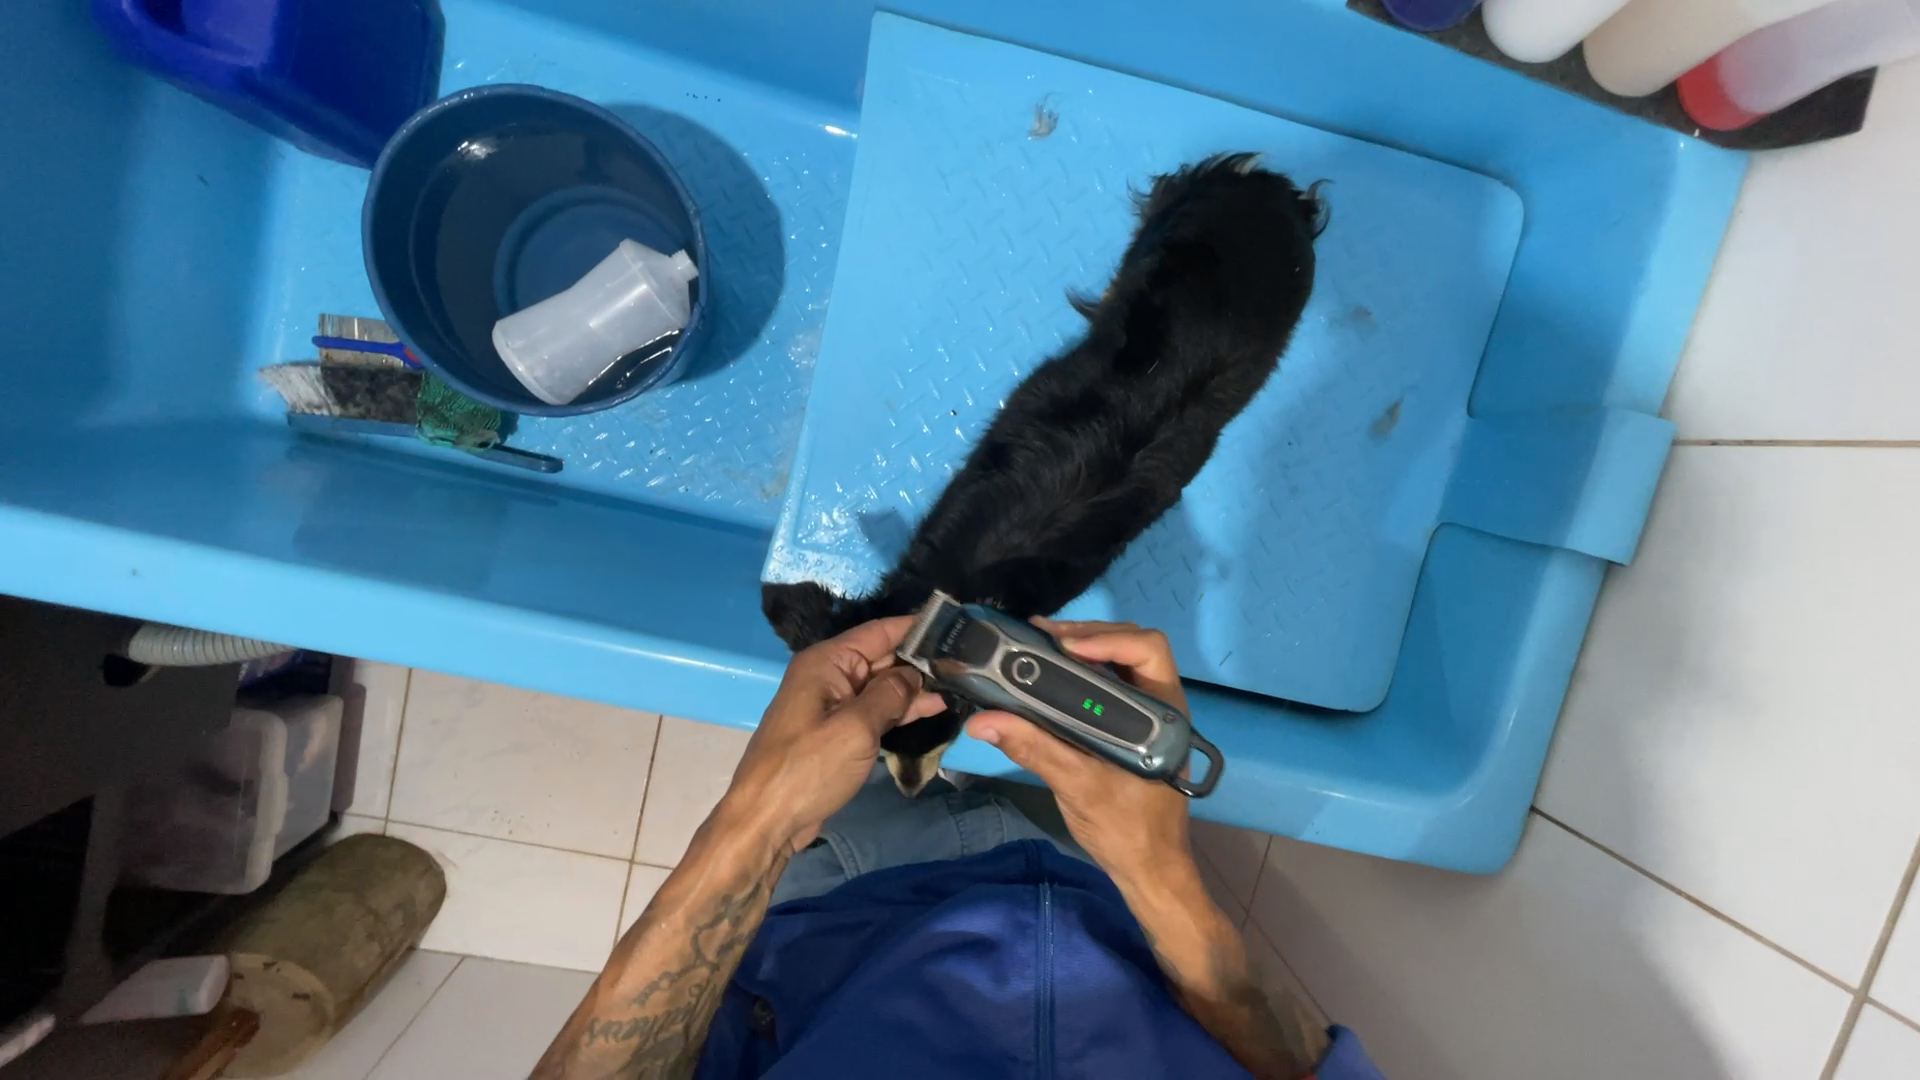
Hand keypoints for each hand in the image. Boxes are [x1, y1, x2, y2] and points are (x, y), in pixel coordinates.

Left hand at [719, 617, 946, 854]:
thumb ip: (891, 695)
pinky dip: (901, 711)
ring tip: (960, 684)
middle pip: (883, 657)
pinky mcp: (838, 733)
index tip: (954, 626)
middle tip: (967, 661)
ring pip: (883, 686)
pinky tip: (934, 709)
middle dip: (921, 659)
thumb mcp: (856, 727)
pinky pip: (875, 711)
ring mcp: (834, 705)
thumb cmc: (808, 768)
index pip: (879, 632)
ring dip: (916, 688)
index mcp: (827, 662)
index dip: (916, 627)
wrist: (766, 822)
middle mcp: (830, 676)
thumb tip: (914, 674)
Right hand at [965, 620, 1194, 888]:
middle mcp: (1161, 702)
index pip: (1147, 650)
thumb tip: (983, 720)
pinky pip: (1108, 680)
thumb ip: (1034, 748)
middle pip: (1131, 644)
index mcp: (1165, 714)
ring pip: (1119, 659)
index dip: (1106, 640)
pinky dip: (1080, 669)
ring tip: (1040, 643)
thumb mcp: (1078, 787)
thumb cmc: (1127, 830)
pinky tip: (1050, 671)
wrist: (1149, 870)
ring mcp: (1147, 712)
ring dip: (1082, 647)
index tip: (1063, 646)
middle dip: (1087, 634)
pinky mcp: (1131, 723)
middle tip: (1041, 636)